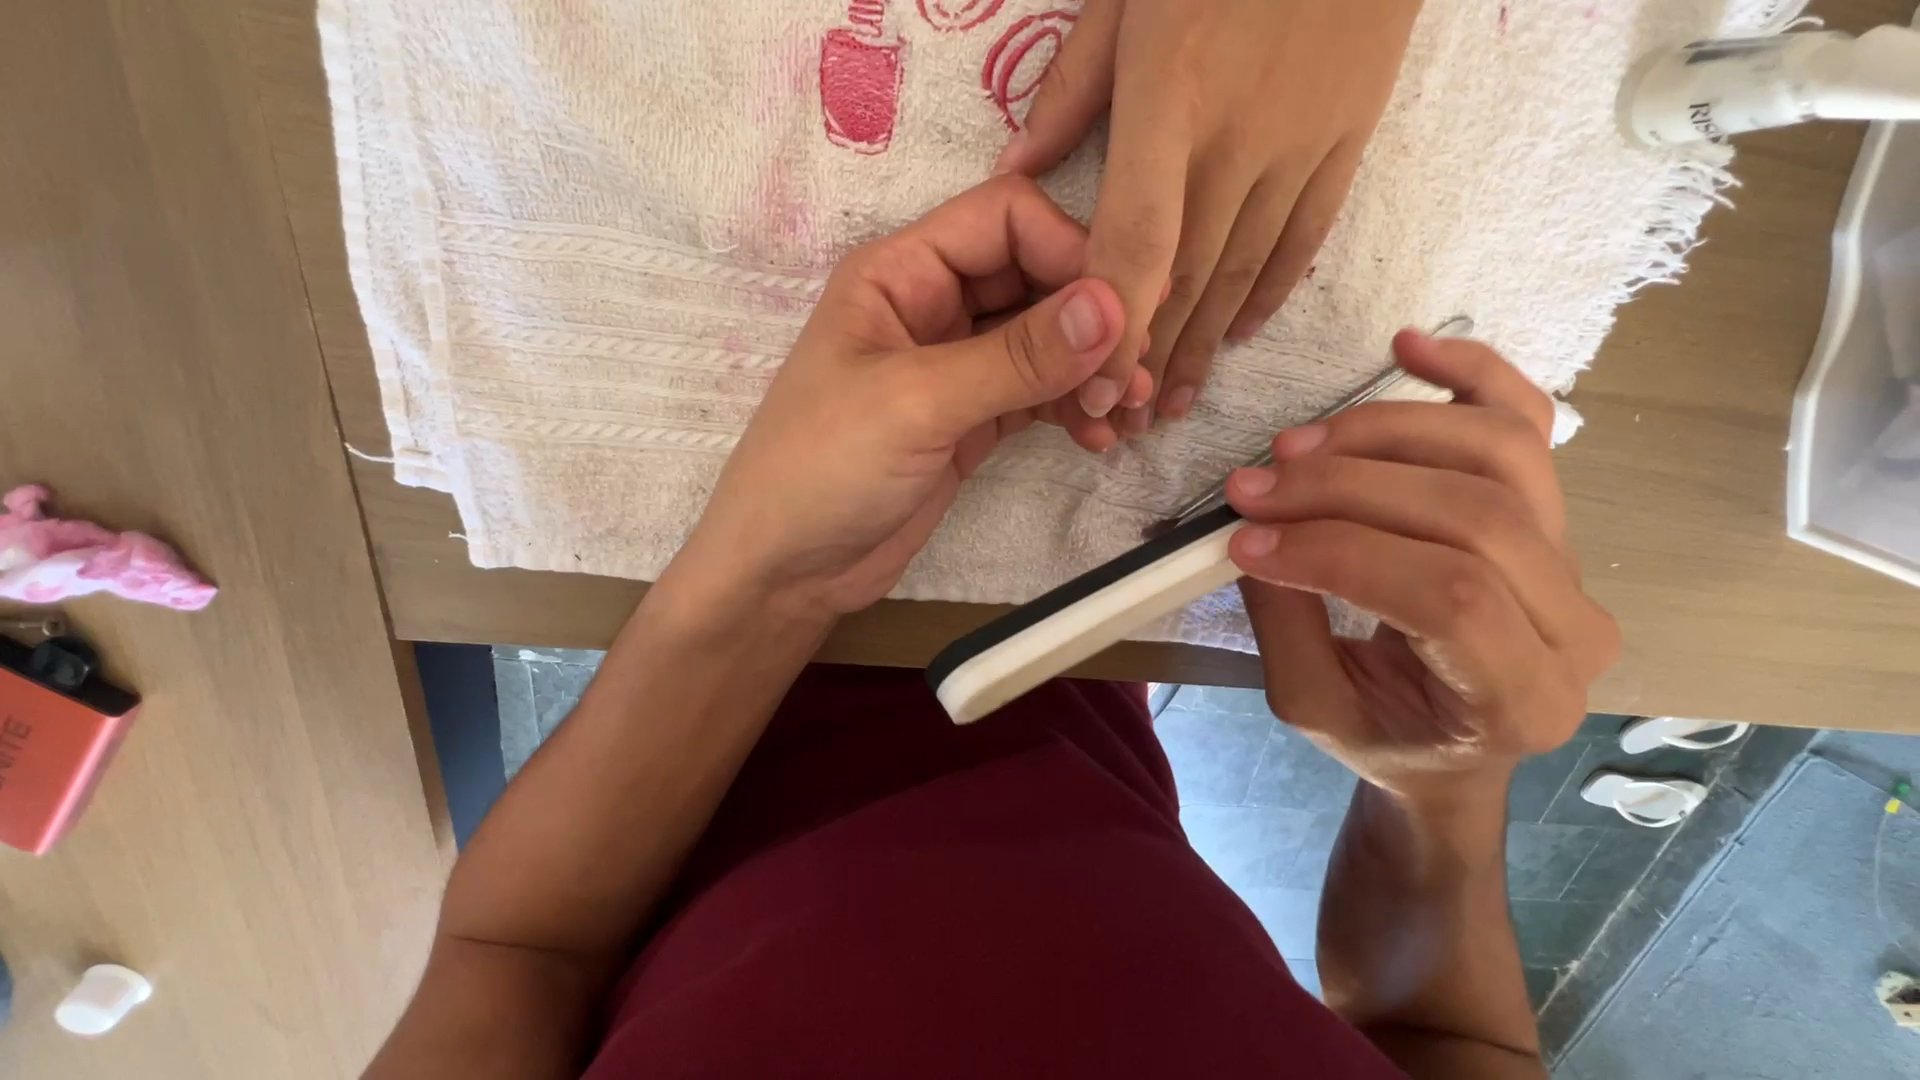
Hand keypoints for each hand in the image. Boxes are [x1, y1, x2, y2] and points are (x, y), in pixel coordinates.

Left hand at [673, 176, 1124, 619]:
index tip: (1120, 312)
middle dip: (1093, 320)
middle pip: (1037, 277)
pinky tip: (1100, 438)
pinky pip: (1040, 394)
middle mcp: (933, 305)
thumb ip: (1015, 357)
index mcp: (902, 272)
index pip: (1007, 220)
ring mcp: (956, 365)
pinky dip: (1074, 408)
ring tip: (1128, 413)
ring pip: (1046, 341)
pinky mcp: (973, 420)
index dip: (1070, 251)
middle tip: (1135, 373)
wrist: (789, 572)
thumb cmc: (824, 470)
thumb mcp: (916, 405)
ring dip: (1093, 370)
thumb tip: (1112, 305)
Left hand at [996, 0, 1421, 446]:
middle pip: (1187, 276)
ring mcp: (1300, 144)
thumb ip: (1069, 93)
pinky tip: (1238, 334)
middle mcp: (1235, 140)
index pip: (1137, 243)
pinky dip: (1268, 293)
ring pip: (1243, 270)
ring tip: (1178, 402)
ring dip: (1208, 345)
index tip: (1098, 387)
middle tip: (1131, 419)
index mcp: (1168, 104)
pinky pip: (1304, 237)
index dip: (1116, 324)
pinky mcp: (1348, 138)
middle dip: (1155, 357)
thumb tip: (1017, 171)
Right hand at [1224, 332, 1618, 806]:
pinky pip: (1527, 423)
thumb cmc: (1380, 734)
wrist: (1449, 742)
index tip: (1244, 542)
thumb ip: (1285, 623)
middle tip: (1251, 489)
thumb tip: (1255, 529)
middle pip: (1474, 516)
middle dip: (1343, 489)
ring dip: (1382, 433)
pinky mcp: (1550, 514)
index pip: (1446, 597)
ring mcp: (1572, 559)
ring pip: (1499, 454)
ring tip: (1294, 446)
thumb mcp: (1310, 704)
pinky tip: (1408, 345)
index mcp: (1522, 699)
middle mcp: (1571, 623)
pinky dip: (1472, 372)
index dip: (1337, 552)